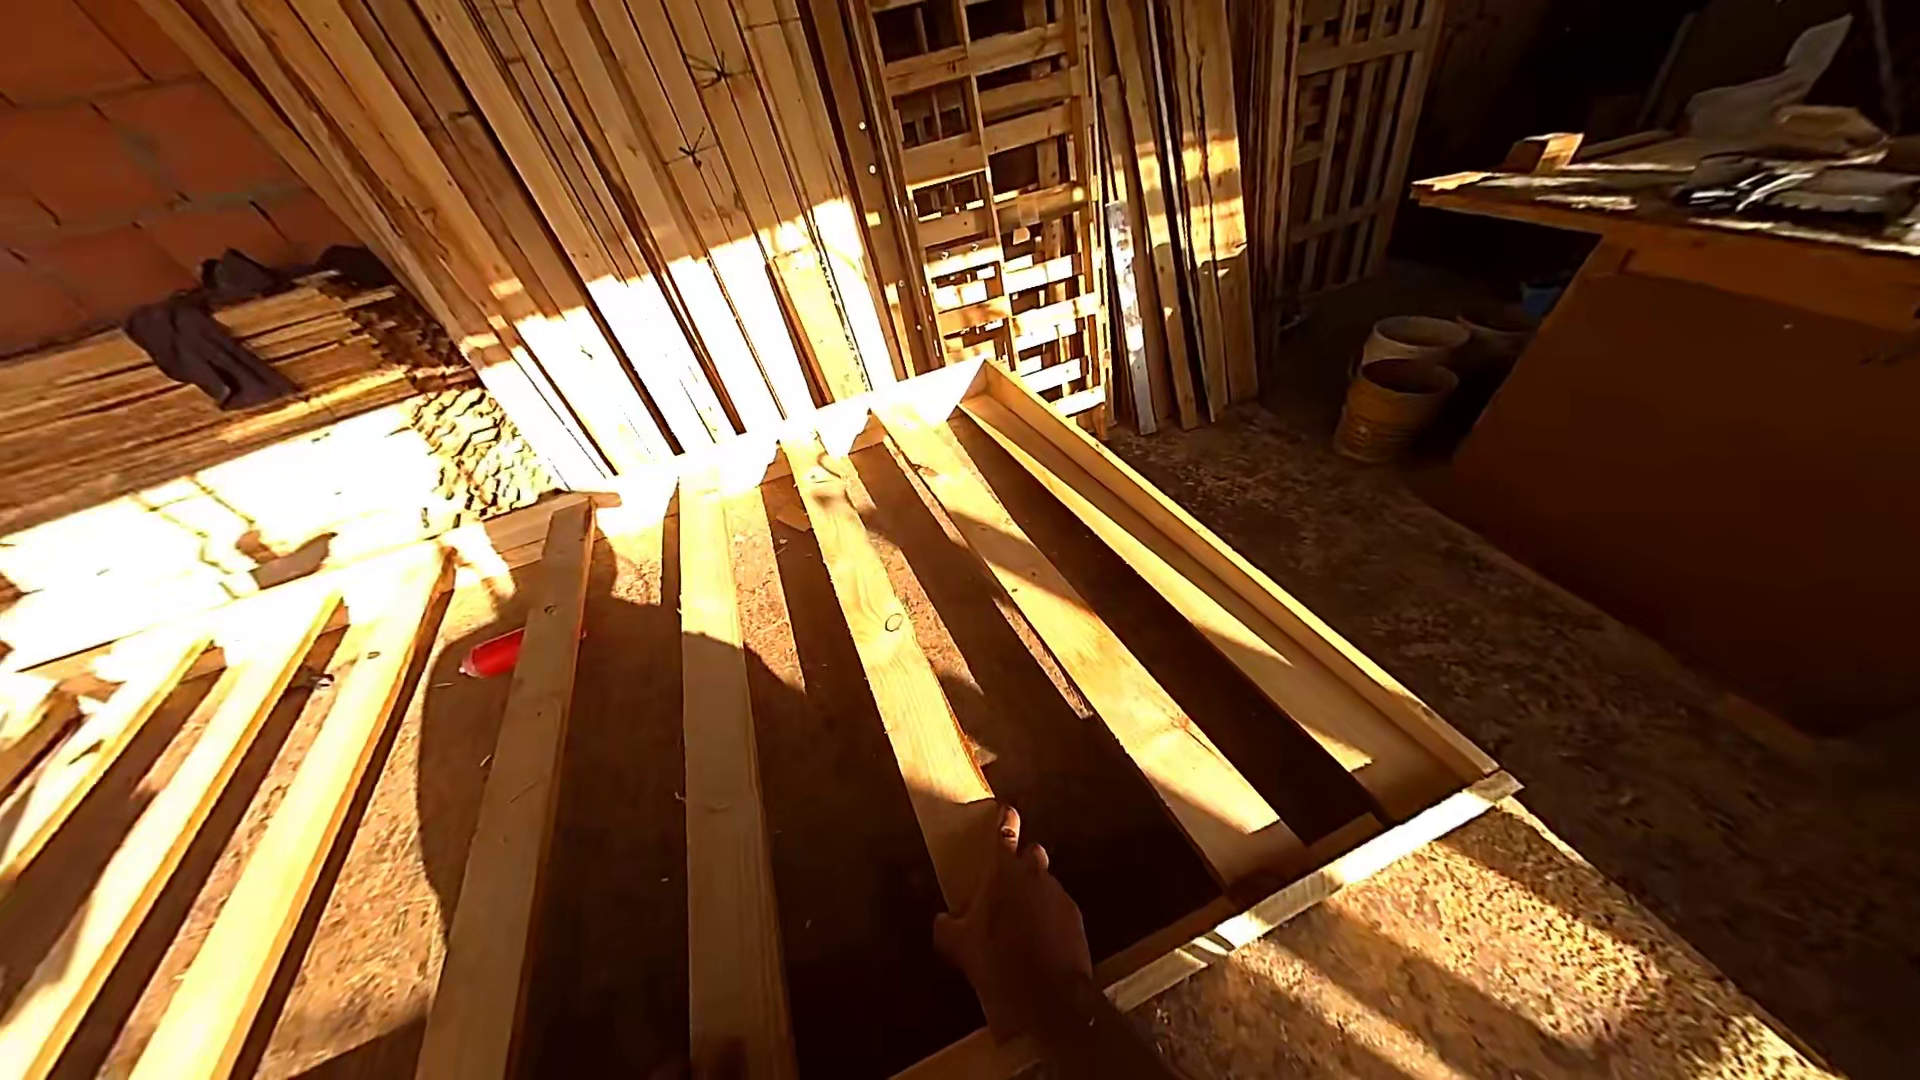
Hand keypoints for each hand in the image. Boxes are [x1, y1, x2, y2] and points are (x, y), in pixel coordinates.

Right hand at [932, 805, 1093, 1038]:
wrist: (1053, 1000)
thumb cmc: (1002, 964)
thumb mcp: (963, 949)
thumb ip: (947, 929)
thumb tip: (941, 921)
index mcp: (1005, 873)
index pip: (1005, 833)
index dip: (1005, 820)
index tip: (1006, 811)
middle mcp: (1035, 875)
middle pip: (1031, 853)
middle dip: (1022, 861)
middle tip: (1007, 885)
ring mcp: (1058, 894)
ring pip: (1045, 881)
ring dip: (1035, 892)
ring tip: (1022, 921)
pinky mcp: (1075, 917)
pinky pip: (1059, 907)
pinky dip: (1050, 916)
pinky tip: (1040, 941)